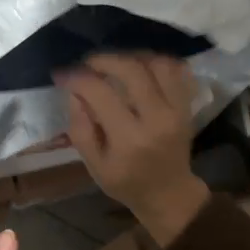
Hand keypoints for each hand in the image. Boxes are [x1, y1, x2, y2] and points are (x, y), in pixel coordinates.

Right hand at [57, 54, 210, 246]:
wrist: (169, 193)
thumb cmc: (127, 182)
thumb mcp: (94, 165)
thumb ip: (80, 128)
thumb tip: (74, 92)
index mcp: (129, 139)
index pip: (100, 93)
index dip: (77, 78)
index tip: (62, 75)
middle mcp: (157, 119)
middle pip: (131, 69)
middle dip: (103, 59)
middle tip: (87, 63)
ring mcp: (177, 110)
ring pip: (157, 63)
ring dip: (132, 57)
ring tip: (114, 65)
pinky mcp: (187, 105)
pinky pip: (177, 70)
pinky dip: (157, 62)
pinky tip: (140, 68)